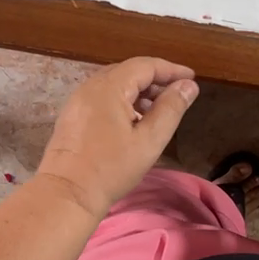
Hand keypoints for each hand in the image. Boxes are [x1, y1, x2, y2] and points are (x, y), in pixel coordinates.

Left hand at [35, 57, 199, 216]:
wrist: (67, 194)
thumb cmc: (111, 168)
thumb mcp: (149, 140)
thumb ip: (170, 109)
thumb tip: (188, 86)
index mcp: (109, 87)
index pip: (145, 65)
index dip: (171, 69)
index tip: (191, 78)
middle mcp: (90, 86)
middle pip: (128, 72)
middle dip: (155, 79)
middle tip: (177, 93)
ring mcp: (78, 100)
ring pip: (114, 84)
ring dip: (139, 91)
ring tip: (159, 109)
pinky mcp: (72, 115)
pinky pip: (102, 97)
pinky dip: (123, 100)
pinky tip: (134, 120)